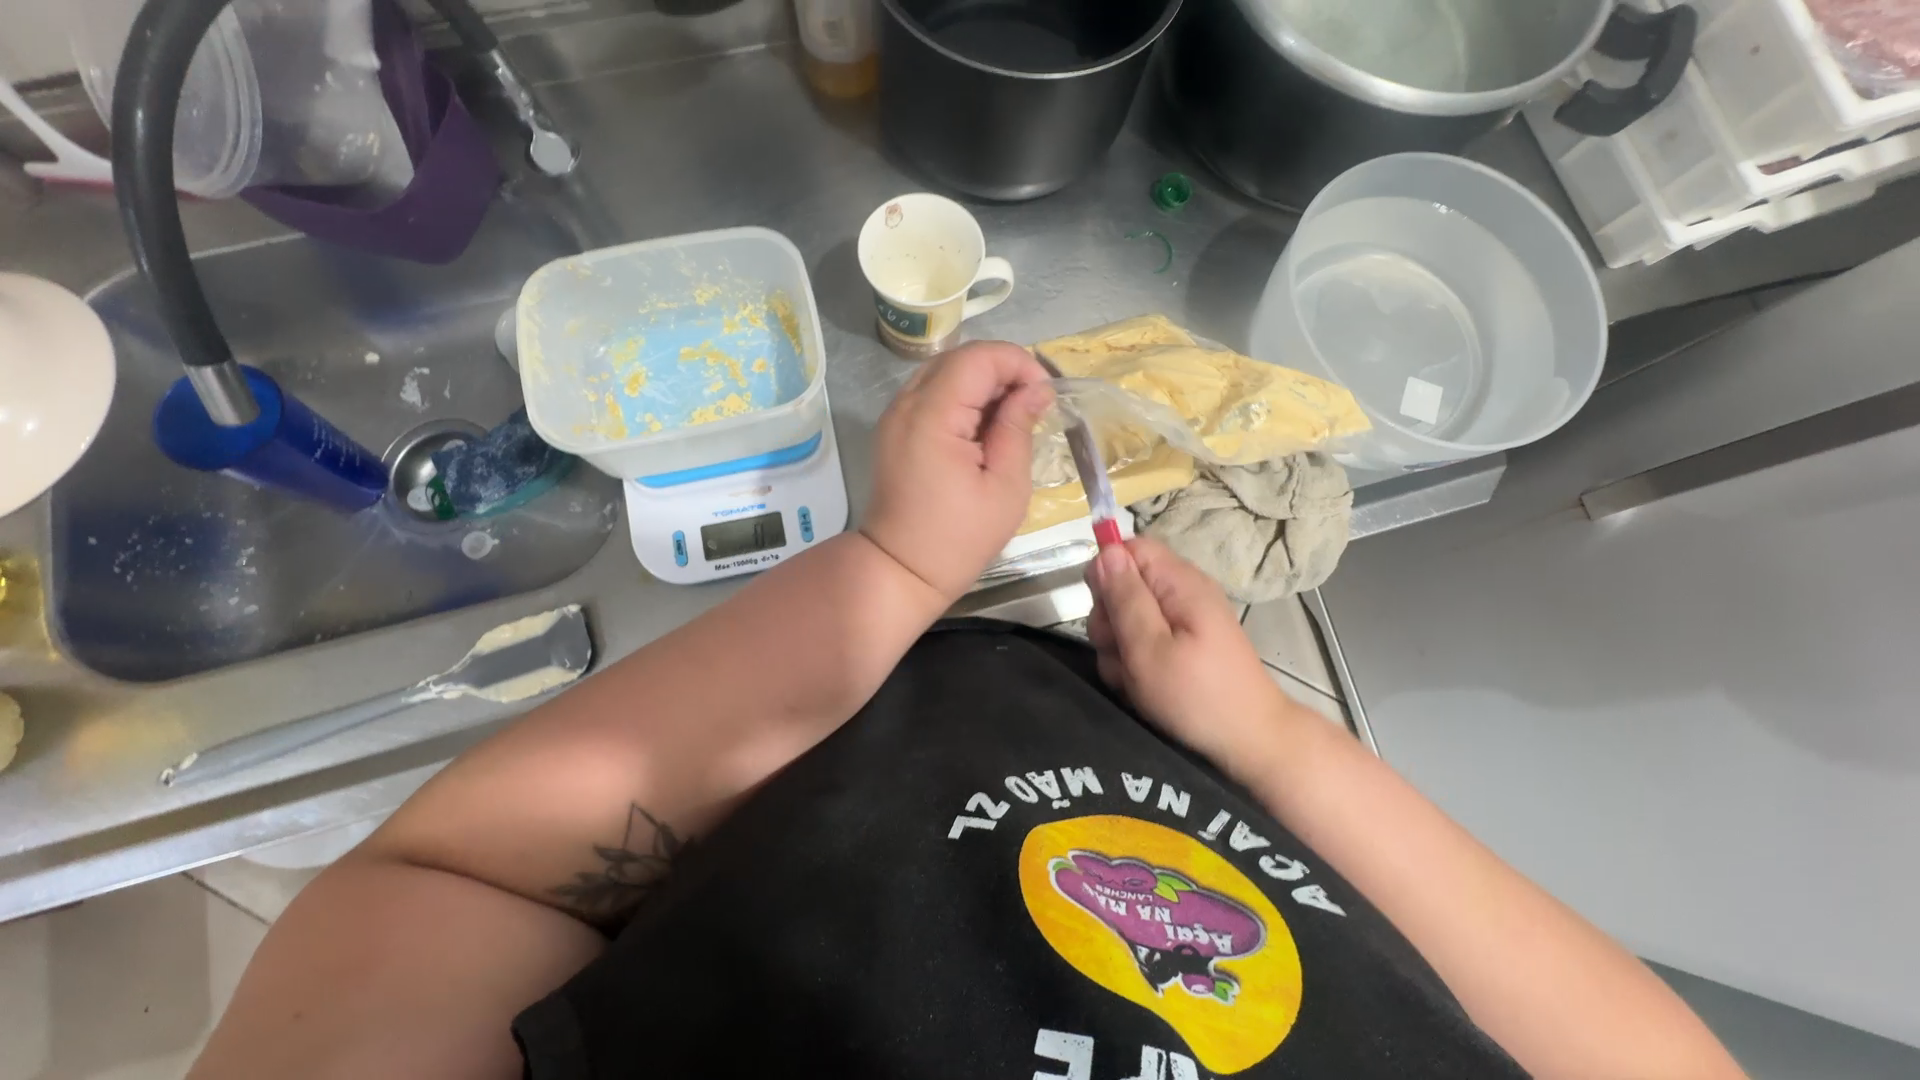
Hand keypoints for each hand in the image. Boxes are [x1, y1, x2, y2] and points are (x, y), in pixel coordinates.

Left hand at [862, 342, 1054, 601]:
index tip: (1044, 394)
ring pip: (944, 371)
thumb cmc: (958, 538)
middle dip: (1002, 370)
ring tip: (1010, 417)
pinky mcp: (894, 428)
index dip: (1018, 364)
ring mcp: (895, 415)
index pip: (978, 358)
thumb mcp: (1005, 488)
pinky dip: (961, 398)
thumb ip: (1018, 429)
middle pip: (959, 357)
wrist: (900, 569)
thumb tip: (1036, 389)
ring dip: (982, 383)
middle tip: (1032, 404)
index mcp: (933, 417)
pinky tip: (982, 428)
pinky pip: (931, 393)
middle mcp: (906, 404)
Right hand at [1087, 537, 1307, 765]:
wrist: (1249, 741)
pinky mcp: (1184, 645)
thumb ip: (1124, 598)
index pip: (1129, 548)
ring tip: (1134, 678)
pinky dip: (1135, 663)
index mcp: (1179, 583)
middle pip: (1124, 584)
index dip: (1106, 572)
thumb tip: (1105, 551)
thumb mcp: (1148, 647)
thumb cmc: (1197, 695)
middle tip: (1120, 652)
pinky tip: (1142, 687)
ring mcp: (1184, 620)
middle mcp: (1182, 593)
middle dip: (1110, 618)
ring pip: (1128, 618)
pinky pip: (1144, 641)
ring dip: (1119, 648)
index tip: (1104, 610)